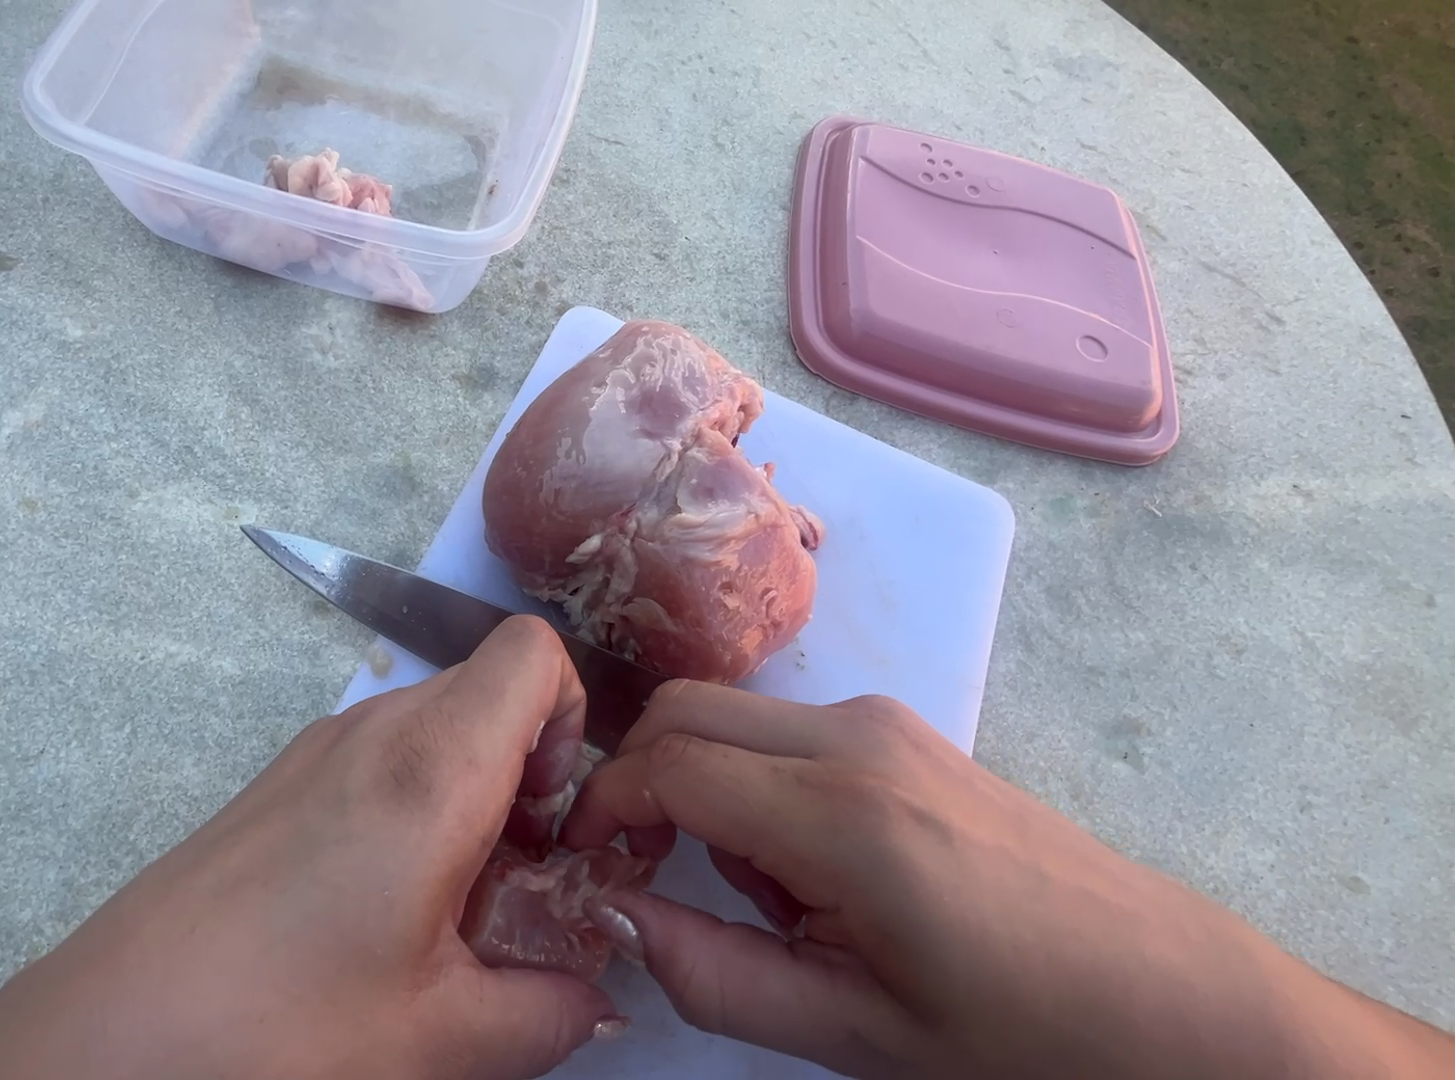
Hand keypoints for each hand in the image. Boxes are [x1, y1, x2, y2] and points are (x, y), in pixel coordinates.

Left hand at [0, 616, 620, 1079]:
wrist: (111, 1033)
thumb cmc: (285, 1026)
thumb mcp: (441, 1036)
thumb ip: (550, 1011)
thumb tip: (603, 1001)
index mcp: (435, 764)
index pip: (532, 651)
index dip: (572, 712)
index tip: (554, 809)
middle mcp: (382, 726)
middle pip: (493, 686)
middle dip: (532, 766)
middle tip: (513, 874)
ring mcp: (328, 741)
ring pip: (443, 718)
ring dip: (477, 787)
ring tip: (451, 897)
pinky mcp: (291, 769)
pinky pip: (390, 747)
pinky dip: (422, 795)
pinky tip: (386, 893)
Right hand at [562, 684, 1454, 1079]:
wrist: (1191, 1009)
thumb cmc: (1022, 1042)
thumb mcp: (852, 1036)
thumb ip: (711, 972)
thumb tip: (610, 908)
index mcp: (840, 815)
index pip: (670, 766)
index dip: (605, 804)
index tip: (583, 855)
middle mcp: (852, 735)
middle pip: (684, 709)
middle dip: (638, 777)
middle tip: (645, 865)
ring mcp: (882, 718)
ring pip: (728, 713)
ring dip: (700, 782)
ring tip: (759, 889)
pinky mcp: (901, 725)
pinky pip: (779, 726)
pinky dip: (749, 774)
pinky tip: (805, 856)